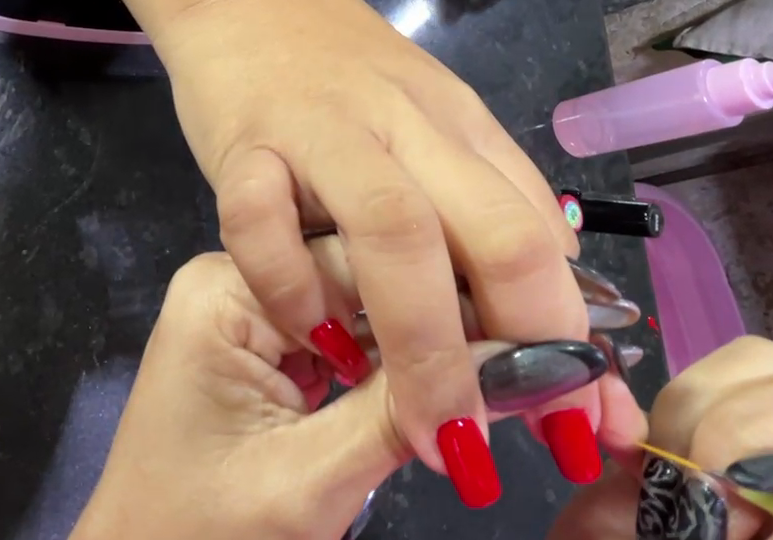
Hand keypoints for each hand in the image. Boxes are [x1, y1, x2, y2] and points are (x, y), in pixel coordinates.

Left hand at [73, 249, 629, 539]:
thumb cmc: (197, 535)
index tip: (555, 347)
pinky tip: (499, 367)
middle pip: (378, 268)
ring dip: (466, 335)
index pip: (360, 261)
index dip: (459, 303)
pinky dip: (432, 350)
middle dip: (475, 318)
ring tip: (558, 370)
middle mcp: (246, 270)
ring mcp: (267, 297)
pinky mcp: (286, 330)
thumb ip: (397, 416)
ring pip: (385, 294)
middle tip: (575, 368)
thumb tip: (516, 369)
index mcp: (227, 286)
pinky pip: (371, 323)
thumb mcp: (298, 484)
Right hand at [145, 0, 597, 504]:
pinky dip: (292, 289)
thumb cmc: (333, 60)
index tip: (587, 427)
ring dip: (421, 346)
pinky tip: (307, 333)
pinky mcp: (243, 139)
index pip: (538, 234)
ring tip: (425, 432)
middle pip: (488, 235)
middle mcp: (405, 123)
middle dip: (516, 359)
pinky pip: (266, 222)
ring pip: (393, 230)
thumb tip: (547, 289)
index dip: (573, 340)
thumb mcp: (424, 113)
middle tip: (509, 453)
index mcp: (457, 122)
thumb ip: (478, 190)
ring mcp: (322, 128)